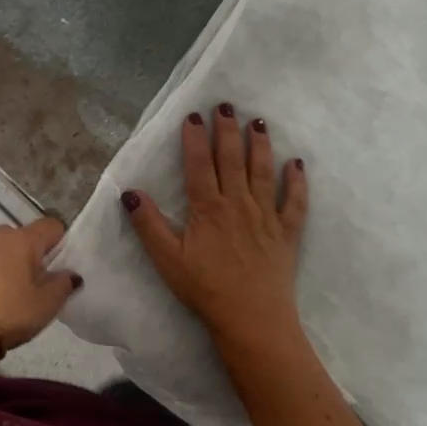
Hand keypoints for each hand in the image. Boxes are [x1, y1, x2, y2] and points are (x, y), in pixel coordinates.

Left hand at [0, 218, 79, 349]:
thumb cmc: (10, 312)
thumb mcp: (47, 304)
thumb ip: (63, 284)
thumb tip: (71, 273)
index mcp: (26, 240)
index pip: (51, 226)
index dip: (59, 243)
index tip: (58, 267)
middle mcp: (1, 233)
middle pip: (25, 234)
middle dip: (32, 253)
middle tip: (34, 282)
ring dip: (6, 253)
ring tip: (7, 280)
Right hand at [122, 104, 308, 348]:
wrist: (252, 320)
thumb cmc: (205, 289)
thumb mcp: (167, 259)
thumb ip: (148, 224)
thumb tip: (129, 192)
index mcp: (207, 209)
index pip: (199, 164)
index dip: (195, 138)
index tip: (194, 115)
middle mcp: (238, 204)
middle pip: (232, 160)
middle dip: (228, 130)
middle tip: (227, 105)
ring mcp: (266, 216)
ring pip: (263, 172)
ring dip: (260, 145)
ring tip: (259, 122)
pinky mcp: (286, 233)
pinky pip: (295, 202)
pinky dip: (297, 182)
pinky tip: (296, 163)